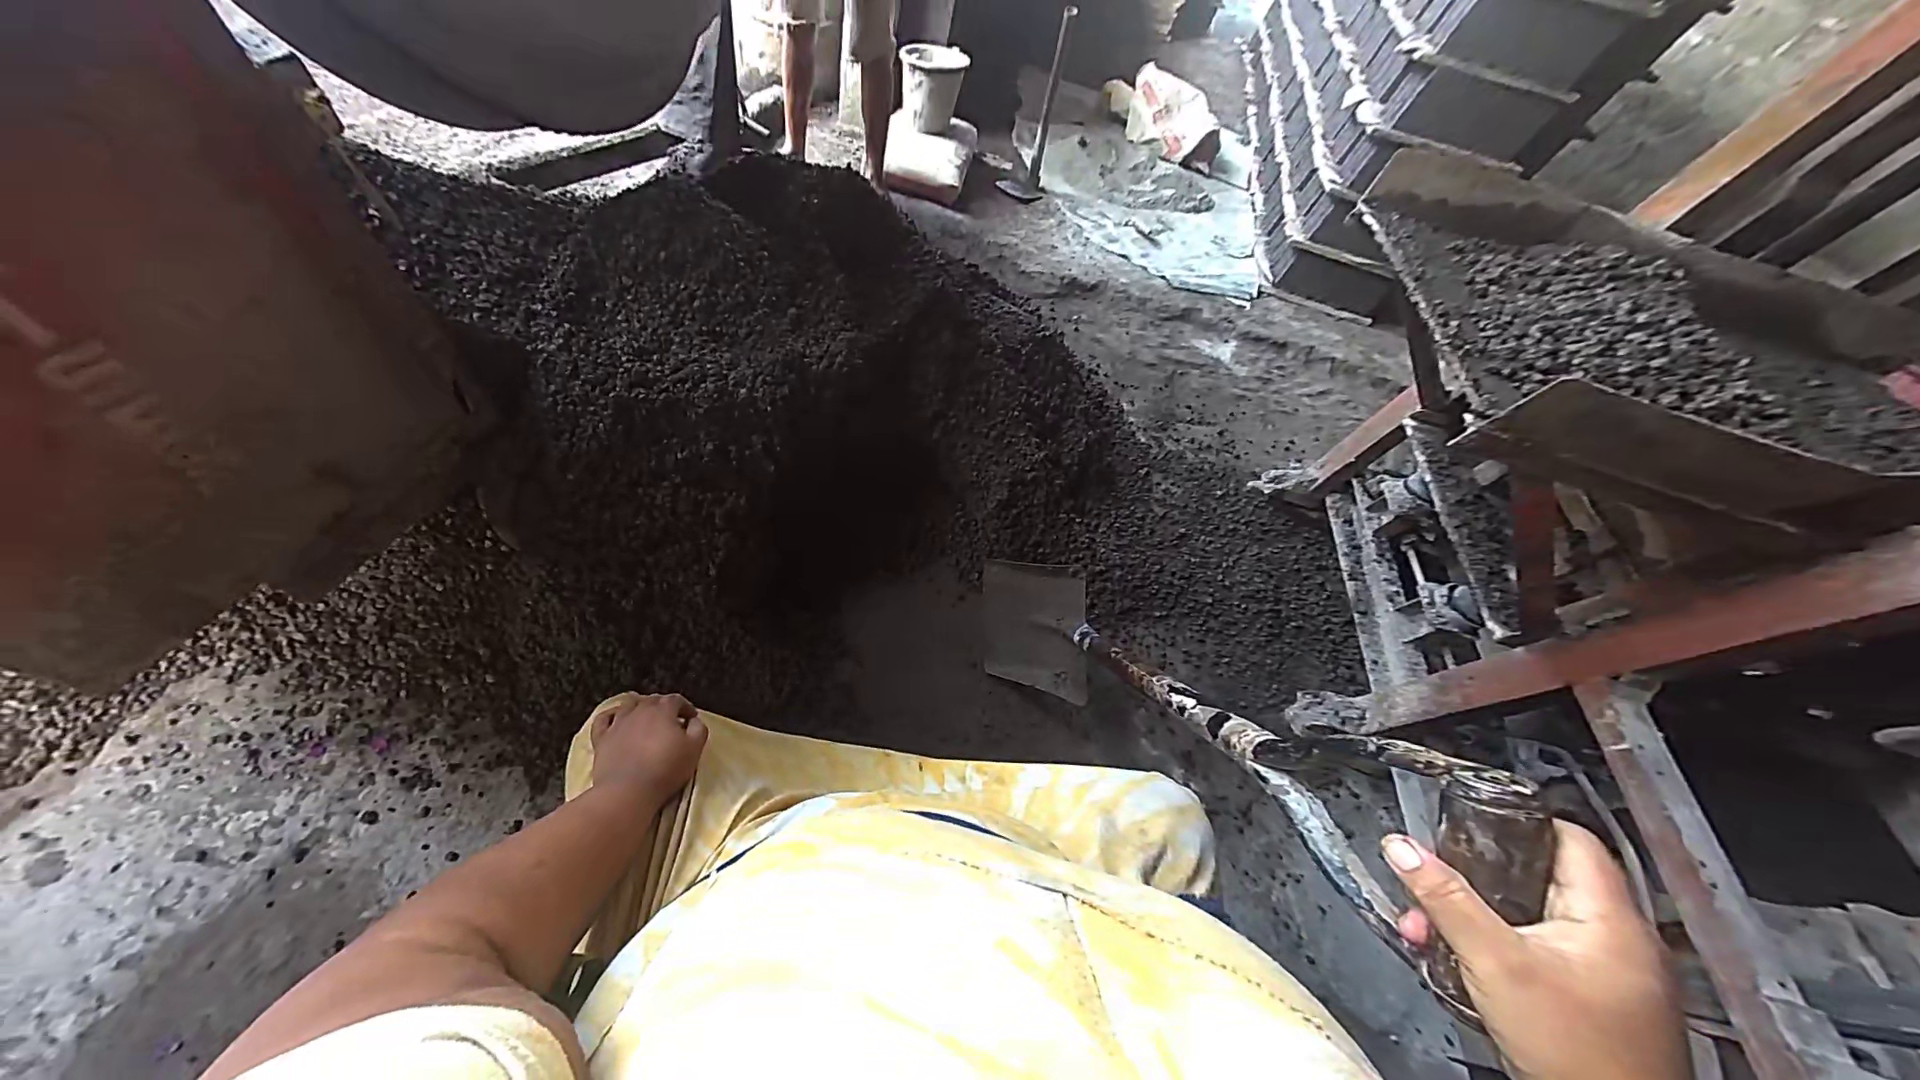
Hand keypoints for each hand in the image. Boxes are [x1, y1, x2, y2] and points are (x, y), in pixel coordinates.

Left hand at [589, 693, 707, 796]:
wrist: (628, 791)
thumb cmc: (666, 769)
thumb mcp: (694, 749)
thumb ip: (699, 729)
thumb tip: (694, 721)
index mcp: (663, 711)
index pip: (676, 700)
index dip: (685, 707)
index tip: (691, 718)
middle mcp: (640, 711)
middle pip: (653, 700)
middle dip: (664, 706)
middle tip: (671, 720)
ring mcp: (618, 723)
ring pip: (629, 705)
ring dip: (639, 706)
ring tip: (645, 717)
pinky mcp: (601, 738)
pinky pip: (603, 719)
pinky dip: (611, 715)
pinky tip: (616, 719)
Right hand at [1383, 821, 1688, 1079]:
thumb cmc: (1577, 1055)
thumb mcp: (1494, 963)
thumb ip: (1445, 899)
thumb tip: (1402, 847)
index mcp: (1609, 919)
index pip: (1567, 837)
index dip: (1517, 819)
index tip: (1470, 820)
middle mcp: (1616, 939)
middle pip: (1534, 876)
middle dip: (1471, 877)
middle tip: (1432, 881)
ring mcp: (1606, 971)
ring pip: (1526, 916)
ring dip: (1473, 915)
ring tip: (1431, 927)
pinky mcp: (1590, 997)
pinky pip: (1533, 948)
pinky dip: (1494, 946)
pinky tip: (1460, 959)